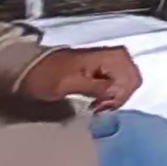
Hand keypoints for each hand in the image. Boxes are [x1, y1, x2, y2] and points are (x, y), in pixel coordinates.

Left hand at [18, 46, 141, 110]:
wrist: (34, 67)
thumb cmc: (49, 76)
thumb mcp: (69, 84)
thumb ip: (95, 87)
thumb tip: (114, 93)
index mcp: (114, 57)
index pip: (130, 81)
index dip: (117, 98)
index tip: (96, 109)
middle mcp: (121, 55)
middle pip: (132, 81)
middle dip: (118, 98)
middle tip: (97, 109)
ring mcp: (116, 59)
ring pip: (129, 82)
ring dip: (115, 96)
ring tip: (96, 105)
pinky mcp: (110, 65)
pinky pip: (121, 80)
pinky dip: (113, 92)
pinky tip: (99, 99)